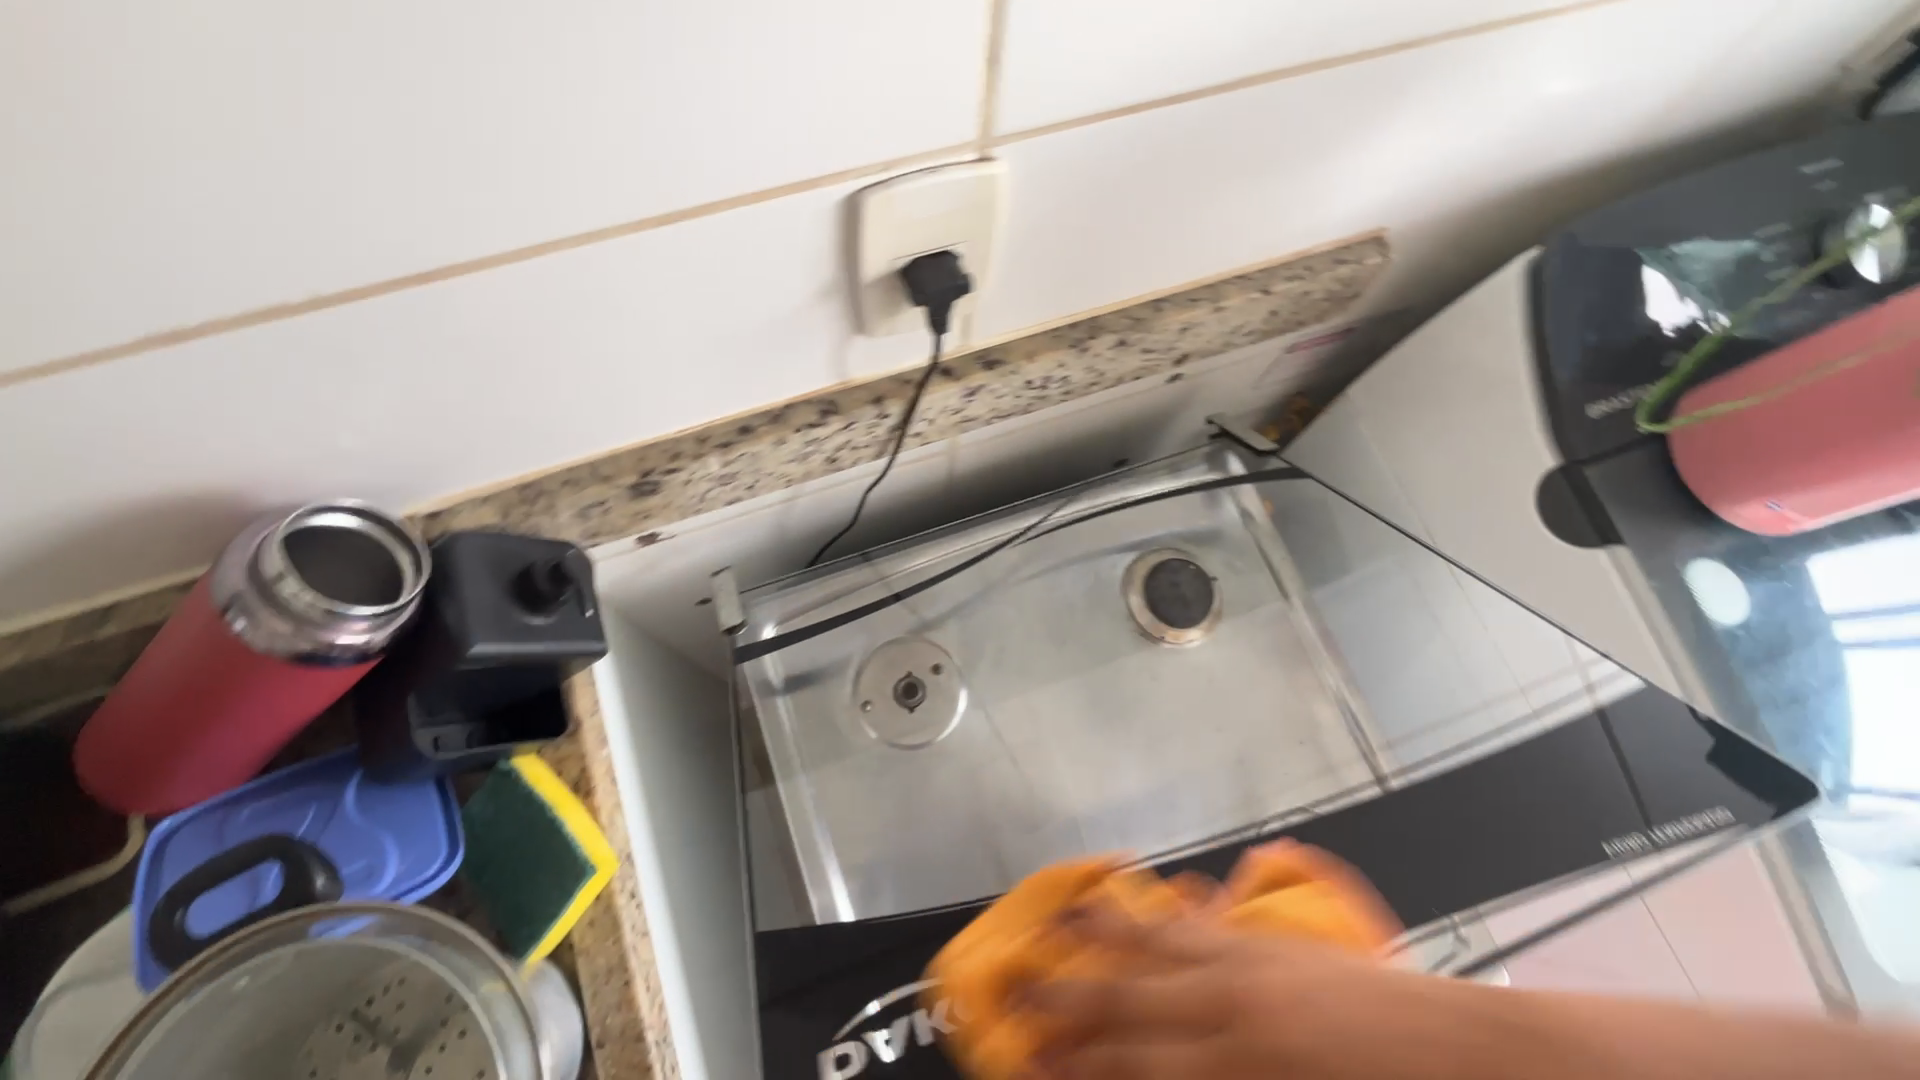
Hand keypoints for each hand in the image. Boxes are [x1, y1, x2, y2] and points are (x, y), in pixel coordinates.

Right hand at [1022, 906, 1474, 1079]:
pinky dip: (1167, 910)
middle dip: (1065, 996)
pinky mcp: (1275, 941)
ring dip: (1102, 930)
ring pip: (1157, 939)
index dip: (1074, 1064)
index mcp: (1235, 1063)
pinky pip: (1204, 919)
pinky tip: (1150, 896)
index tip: (1030, 1060)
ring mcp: (1250, 960)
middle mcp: (1229, 1001)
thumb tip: (1147, 1072)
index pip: (1130, 1063)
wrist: (1466, 1060)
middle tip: (1014, 988)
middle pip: (1127, 997)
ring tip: (1058, 917)